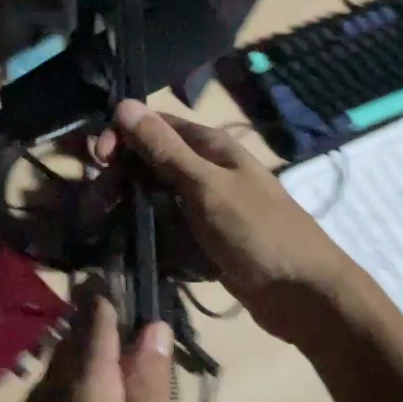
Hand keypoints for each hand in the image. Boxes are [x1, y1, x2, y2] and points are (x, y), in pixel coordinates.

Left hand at [0, 297, 174, 401]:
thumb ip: (149, 394)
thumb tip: (154, 327)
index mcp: (80, 396)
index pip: (91, 322)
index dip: (105, 298)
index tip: (115, 276)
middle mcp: (36, 401)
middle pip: (67, 352)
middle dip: (93, 343)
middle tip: (125, 354)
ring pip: (48, 385)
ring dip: (74, 382)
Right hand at [97, 100, 356, 343]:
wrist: (306, 297)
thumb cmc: (258, 232)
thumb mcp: (206, 186)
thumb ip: (164, 149)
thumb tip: (124, 104)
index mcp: (210, 148)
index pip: (154, 127)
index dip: (122, 137)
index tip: (97, 162)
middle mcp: (206, 172)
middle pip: (150, 165)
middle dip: (120, 180)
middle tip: (96, 206)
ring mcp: (207, 209)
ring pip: (155, 201)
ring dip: (130, 212)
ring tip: (106, 232)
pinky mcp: (206, 243)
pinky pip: (168, 233)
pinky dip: (150, 240)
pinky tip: (131, 253)